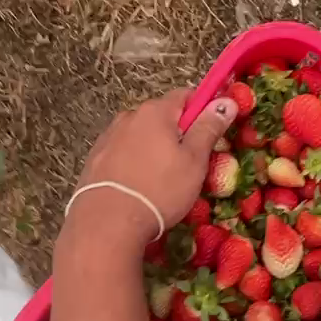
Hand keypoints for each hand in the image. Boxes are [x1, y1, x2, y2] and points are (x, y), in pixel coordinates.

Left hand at [59, 89, 238, 260]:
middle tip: (189, 164)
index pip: (186, 95)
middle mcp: (129, 116)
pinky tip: (137, 187)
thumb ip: (209, 127)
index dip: (202, 110)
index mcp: (155, 111)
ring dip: (153, 149)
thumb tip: (226, 101)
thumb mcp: (194, 160)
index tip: (209, 133)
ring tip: (161, 181)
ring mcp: (108, 137)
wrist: (106, 225)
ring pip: (141, 136)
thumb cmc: (159, 190)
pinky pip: (122, 153)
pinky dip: (133, 163)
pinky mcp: (94, 159)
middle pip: (162, 116)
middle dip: (177, 133)